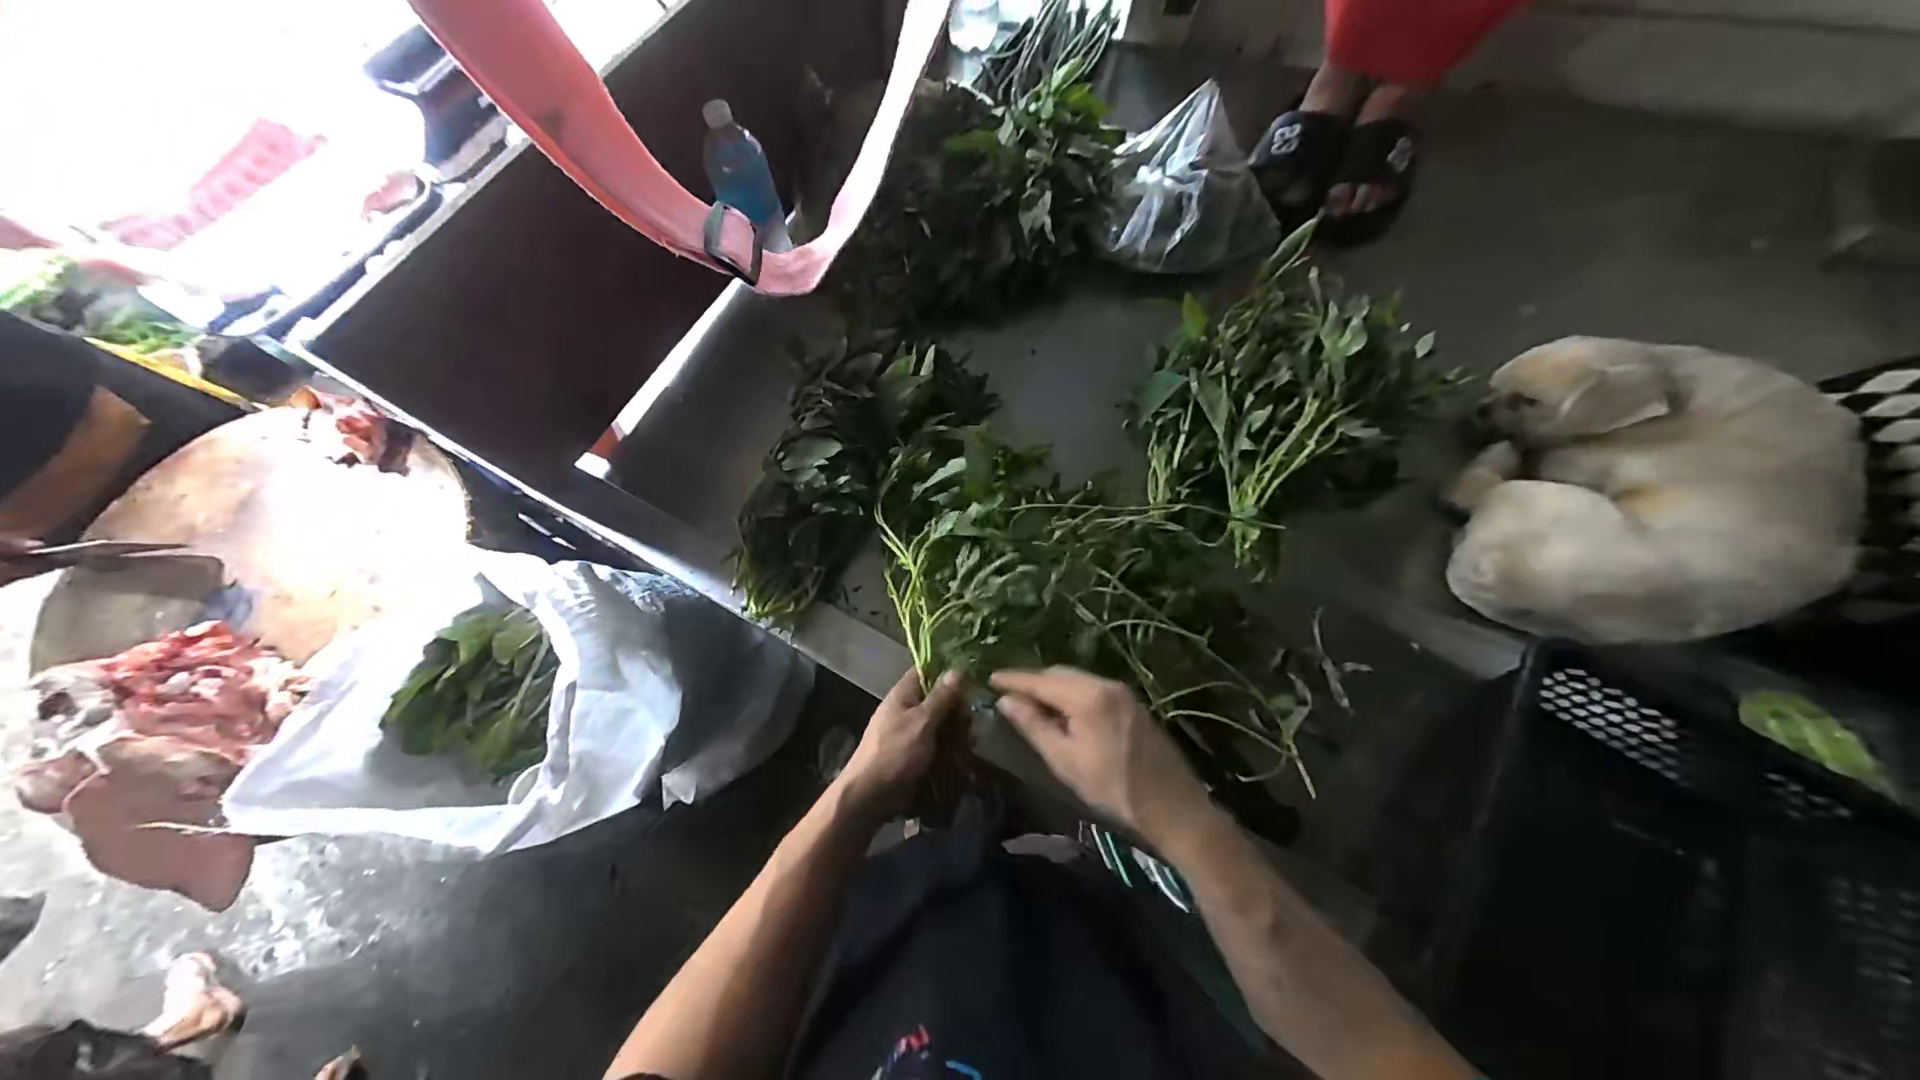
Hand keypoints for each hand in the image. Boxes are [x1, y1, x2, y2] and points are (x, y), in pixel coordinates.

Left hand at [835, 668, 965, 820]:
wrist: (871, 794)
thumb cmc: (895, 751)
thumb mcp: (922, 721)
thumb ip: (941, 697)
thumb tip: (958, 669)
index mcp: (904, 694)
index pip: (927, 670)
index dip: (948, 672)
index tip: (971, 679)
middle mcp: (908, 708)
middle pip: (939, 699)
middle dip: (957, 709)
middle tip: (969, 722)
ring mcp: (912, 730)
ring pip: (942, 722)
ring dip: (957, 731)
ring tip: (969, 743)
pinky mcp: (917, 751)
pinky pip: (938, 741)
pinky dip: (950, 746)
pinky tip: (963, 755)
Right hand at [991, 667, 1210, 845]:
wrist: (1172, 807)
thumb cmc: (1112, 788)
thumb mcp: (1064, 761)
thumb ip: (1034, 726)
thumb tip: (1006, 701)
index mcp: (1088, 696)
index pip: (1041, 680)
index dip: (1013, 679)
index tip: (990, 679)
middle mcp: (1106, 685)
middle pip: (1060, 674)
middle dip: (1033, 681)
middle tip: (1007, 692)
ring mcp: (1123, 692)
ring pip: (1077, 679)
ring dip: (1052, 686)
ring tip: (1030, 701)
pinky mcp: (1132, 704)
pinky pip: (1093, 688)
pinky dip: (1072, 693)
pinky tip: (1062, 710)